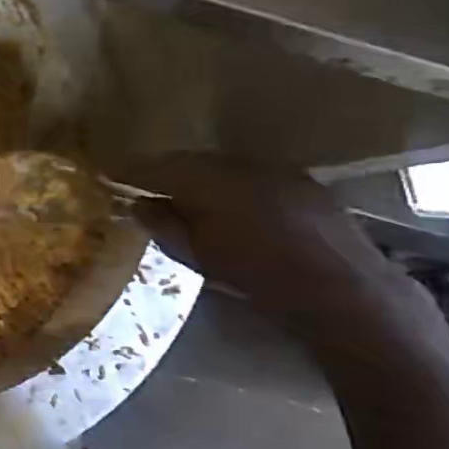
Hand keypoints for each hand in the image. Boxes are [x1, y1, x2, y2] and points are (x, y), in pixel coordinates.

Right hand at [118, 153, 398, 321]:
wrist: (342, 288)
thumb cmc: (257, 275)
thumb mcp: (196, 256)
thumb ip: (162, 225)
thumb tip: (136, 204)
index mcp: (208, 181)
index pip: (155, 167)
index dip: (128, 171)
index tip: (106, 175)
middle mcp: (239, 164)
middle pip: (187, 160)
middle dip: (160, 170)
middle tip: (138, 183)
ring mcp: (273, 169)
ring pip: (219, 164)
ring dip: (194, 175)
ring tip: (177, 192)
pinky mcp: (298, 180)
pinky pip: (247, 172)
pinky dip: (226, 181)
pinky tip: (223, 200)